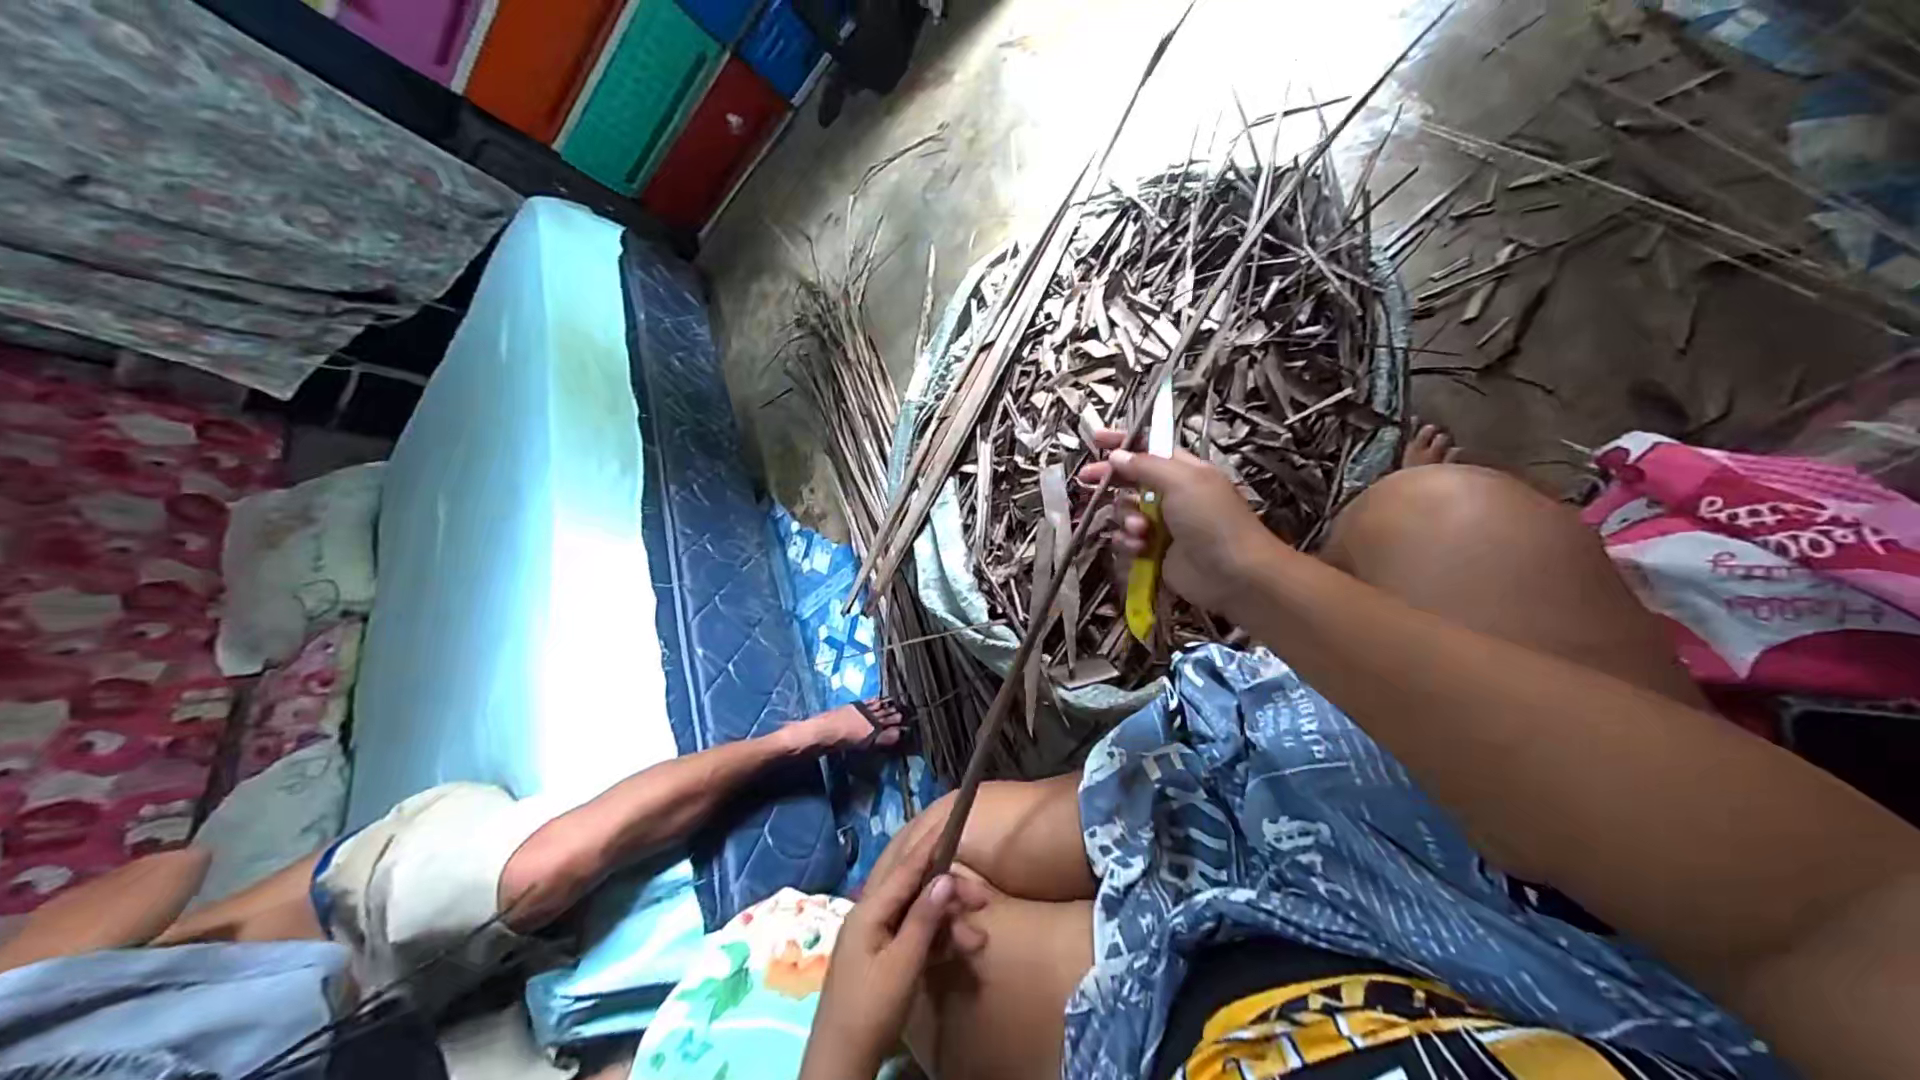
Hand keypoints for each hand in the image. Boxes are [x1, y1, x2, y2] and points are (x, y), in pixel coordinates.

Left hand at [800, 828, 988, 1079]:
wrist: (841, 1061)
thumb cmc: (871, 1008)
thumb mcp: (903, 963)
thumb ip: (924, 918)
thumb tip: (945, 877)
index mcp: (870, 909)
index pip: (905, 867)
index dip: (930, 845)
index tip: (950, 822)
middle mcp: (873, 915)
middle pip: (916, 890)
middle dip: (950, 893)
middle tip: (984, 901)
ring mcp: (878, 937)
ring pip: (919, 915)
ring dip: (949, 923)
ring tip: (978, 943)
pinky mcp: (885, 958)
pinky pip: (915, 937)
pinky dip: (938, 941)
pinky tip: (962, 950)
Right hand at [1076, 427, 1283, 616]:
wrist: (1233, 574)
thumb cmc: (1213, 520)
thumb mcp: (1182, 481)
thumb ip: (1145, 465)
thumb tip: (1117, 455)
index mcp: (1183, 471)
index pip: (1148, 448)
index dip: (1123, 442)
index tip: (1097, 438)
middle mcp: (1171, 495)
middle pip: (1130, 479)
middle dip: (1110, 479)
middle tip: (1088, 479)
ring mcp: (1162, 524)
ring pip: (1125, 512)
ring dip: (1126, 518)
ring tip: (1140, 530)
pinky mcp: (1153, 551)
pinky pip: (1126, 540)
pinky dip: (1128, 542)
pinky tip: (1139, 547)